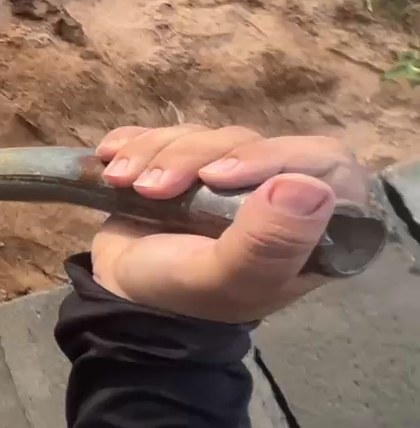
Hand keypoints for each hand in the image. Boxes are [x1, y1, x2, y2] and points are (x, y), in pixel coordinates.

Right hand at [90, 125, 371, 322]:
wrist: (123, 293)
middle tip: (148, 189)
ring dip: (147, 152)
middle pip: (241, 141)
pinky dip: (128, 141)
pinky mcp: (173, 167)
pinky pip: (157, 133)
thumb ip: (269, 241)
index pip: (319, 160)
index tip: (215, 176)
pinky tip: (108, 159)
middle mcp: (271, 190)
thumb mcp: (228, 277)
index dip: (270, 155)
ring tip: (119, 182)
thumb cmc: (184, 293)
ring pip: (195, 135)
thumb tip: (305, 185)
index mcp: (310, 220)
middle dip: (186, 156)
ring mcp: (218, 176)